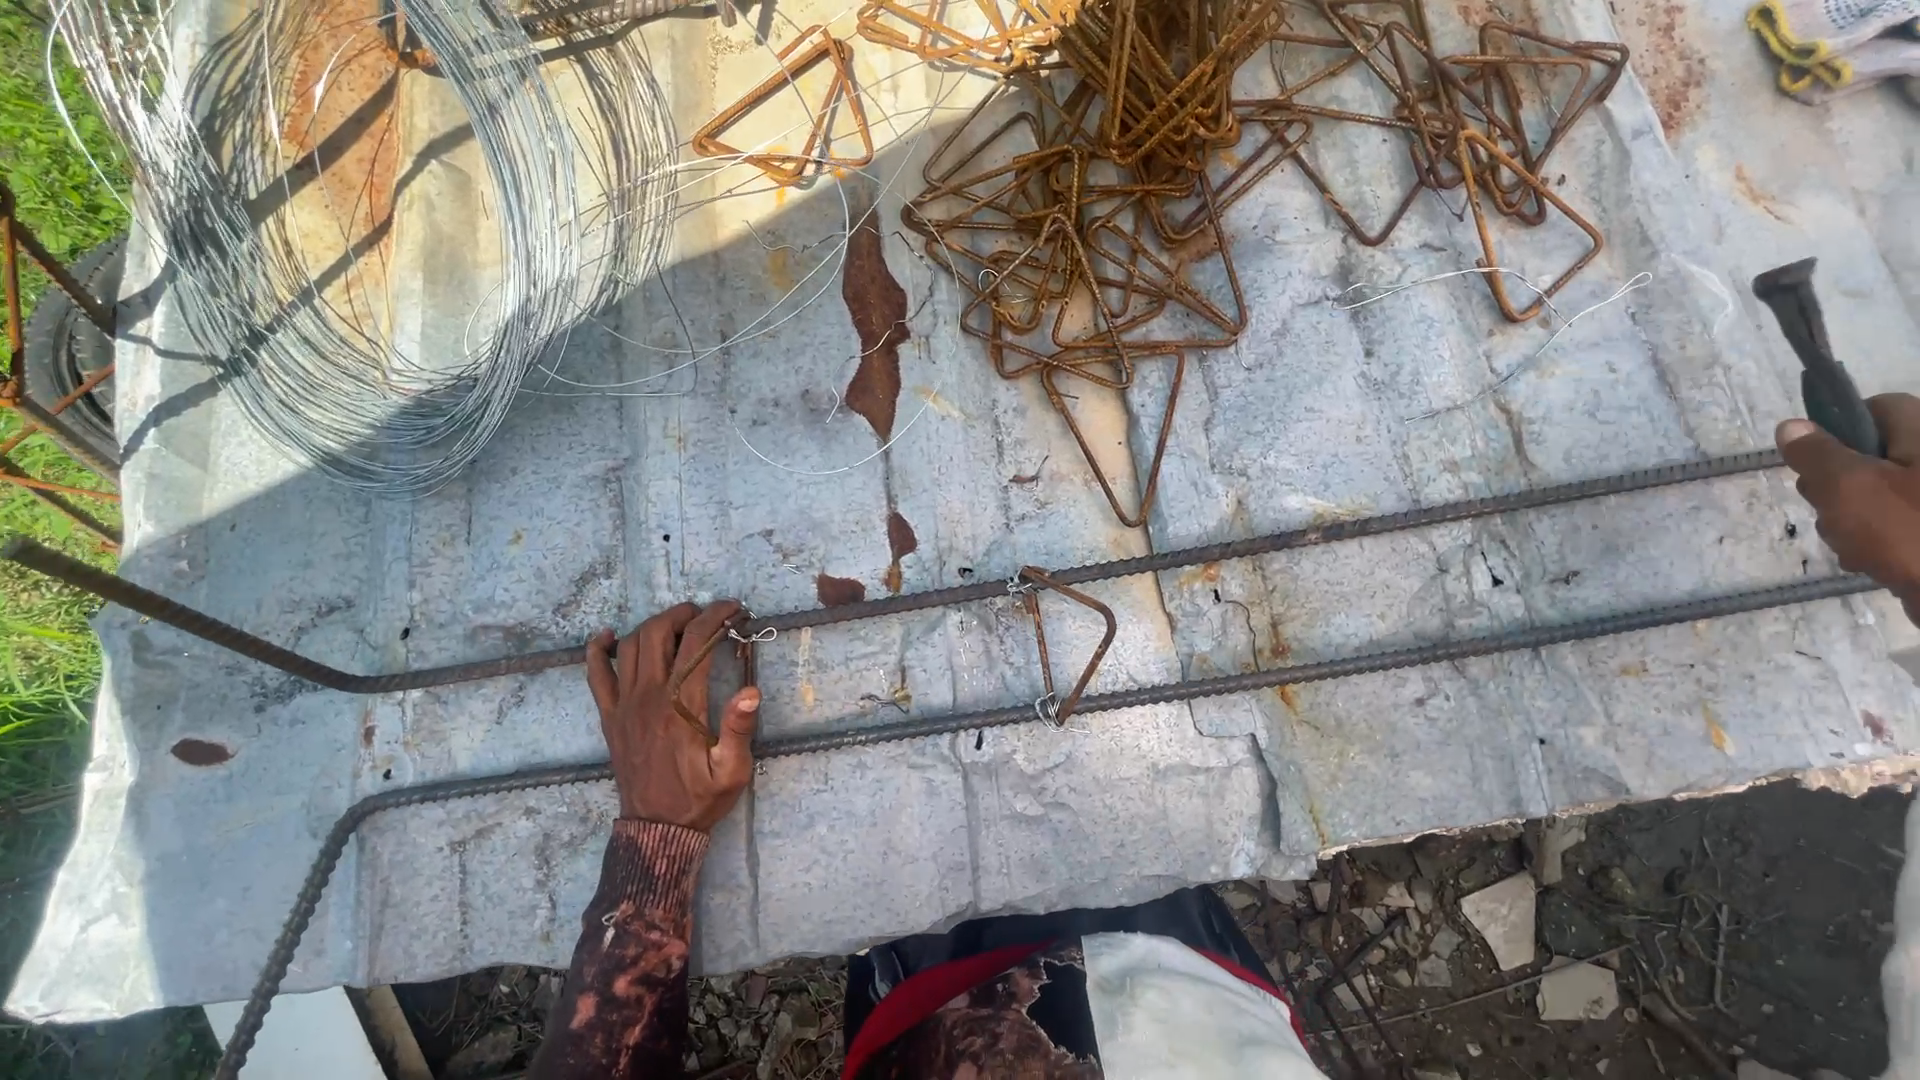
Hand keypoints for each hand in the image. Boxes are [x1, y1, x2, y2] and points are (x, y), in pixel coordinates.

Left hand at [585, 601, 760, 830]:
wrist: (657, 828)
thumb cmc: (700, 798)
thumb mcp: (732, 770)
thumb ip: (739, 729)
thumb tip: (751, 692)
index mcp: (681, 705)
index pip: (696, 643)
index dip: (715, 617)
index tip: (733, 609)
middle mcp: (648, 697)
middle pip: (657, 633)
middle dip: (683, 614)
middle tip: (706, 615)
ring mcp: (623, 705)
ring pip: (629, 646)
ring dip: (652, 625)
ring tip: (677, 624)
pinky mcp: (609, 716)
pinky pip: (595, 674)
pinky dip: (597, 650)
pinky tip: (607, 637)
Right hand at [1776, 392, 1919, 622]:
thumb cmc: (1909, 530)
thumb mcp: (1846, 485)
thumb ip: (1814, 453)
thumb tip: (1793, 425)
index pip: (1879, 407)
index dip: (1839, 428)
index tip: (1815, 461)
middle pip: (1873, 454)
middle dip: (1837, 483)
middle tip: (1831, 507)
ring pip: (1878, 492)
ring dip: (1851, 516)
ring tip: (1852, 541)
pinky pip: (1896, 521)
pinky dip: (1876, 537)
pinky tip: (1871, 557)